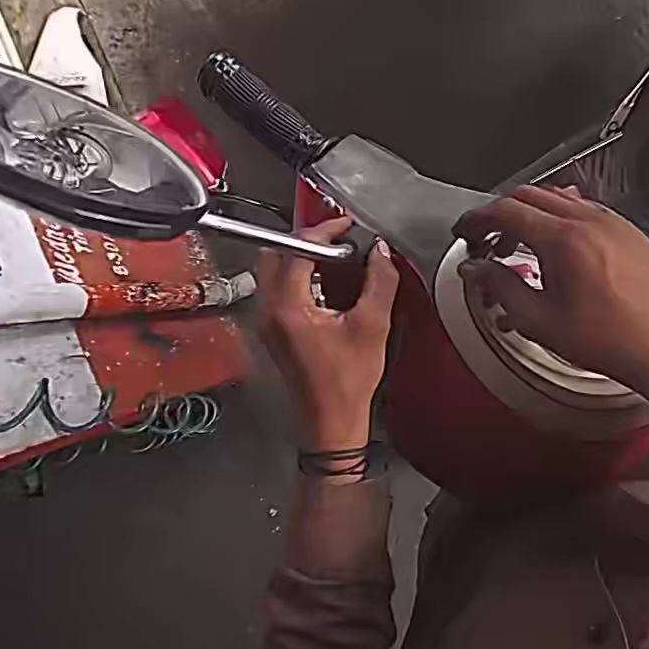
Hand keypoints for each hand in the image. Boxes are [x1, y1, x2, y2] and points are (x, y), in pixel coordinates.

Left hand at [257, 217, 398, 450]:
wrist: (331, 420)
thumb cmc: (346, 383)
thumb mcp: (372, 326)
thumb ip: (379, 282)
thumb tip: (381, 253)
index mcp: (289, 308)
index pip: (298, 249)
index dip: (325, 231)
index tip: (345, 227)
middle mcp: (270, 312)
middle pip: (277, 254)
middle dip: (308, 240)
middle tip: (337, 240)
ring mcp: (268, 323)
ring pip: (274, 271)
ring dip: (301, 258)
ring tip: (334, 260)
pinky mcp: (273, 331)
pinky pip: (278, 290)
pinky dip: (298, 277)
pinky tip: (326, 286)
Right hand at [453, 186, 648, 412]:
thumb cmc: (609, 339)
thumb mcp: (537, 319)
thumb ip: (499, 286)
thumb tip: (477, 270)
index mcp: (564, 239)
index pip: (507, 211)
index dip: (478, 219)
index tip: (467, 230)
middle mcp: (590, 222)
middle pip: (530, 195)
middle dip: (500, 214)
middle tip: (486, 239)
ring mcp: (612, 224)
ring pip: (557, 199)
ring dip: (529, 215)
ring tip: (517, 246)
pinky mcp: (627, 233)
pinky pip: (583, 210)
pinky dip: (558, 219)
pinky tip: (554, 250)